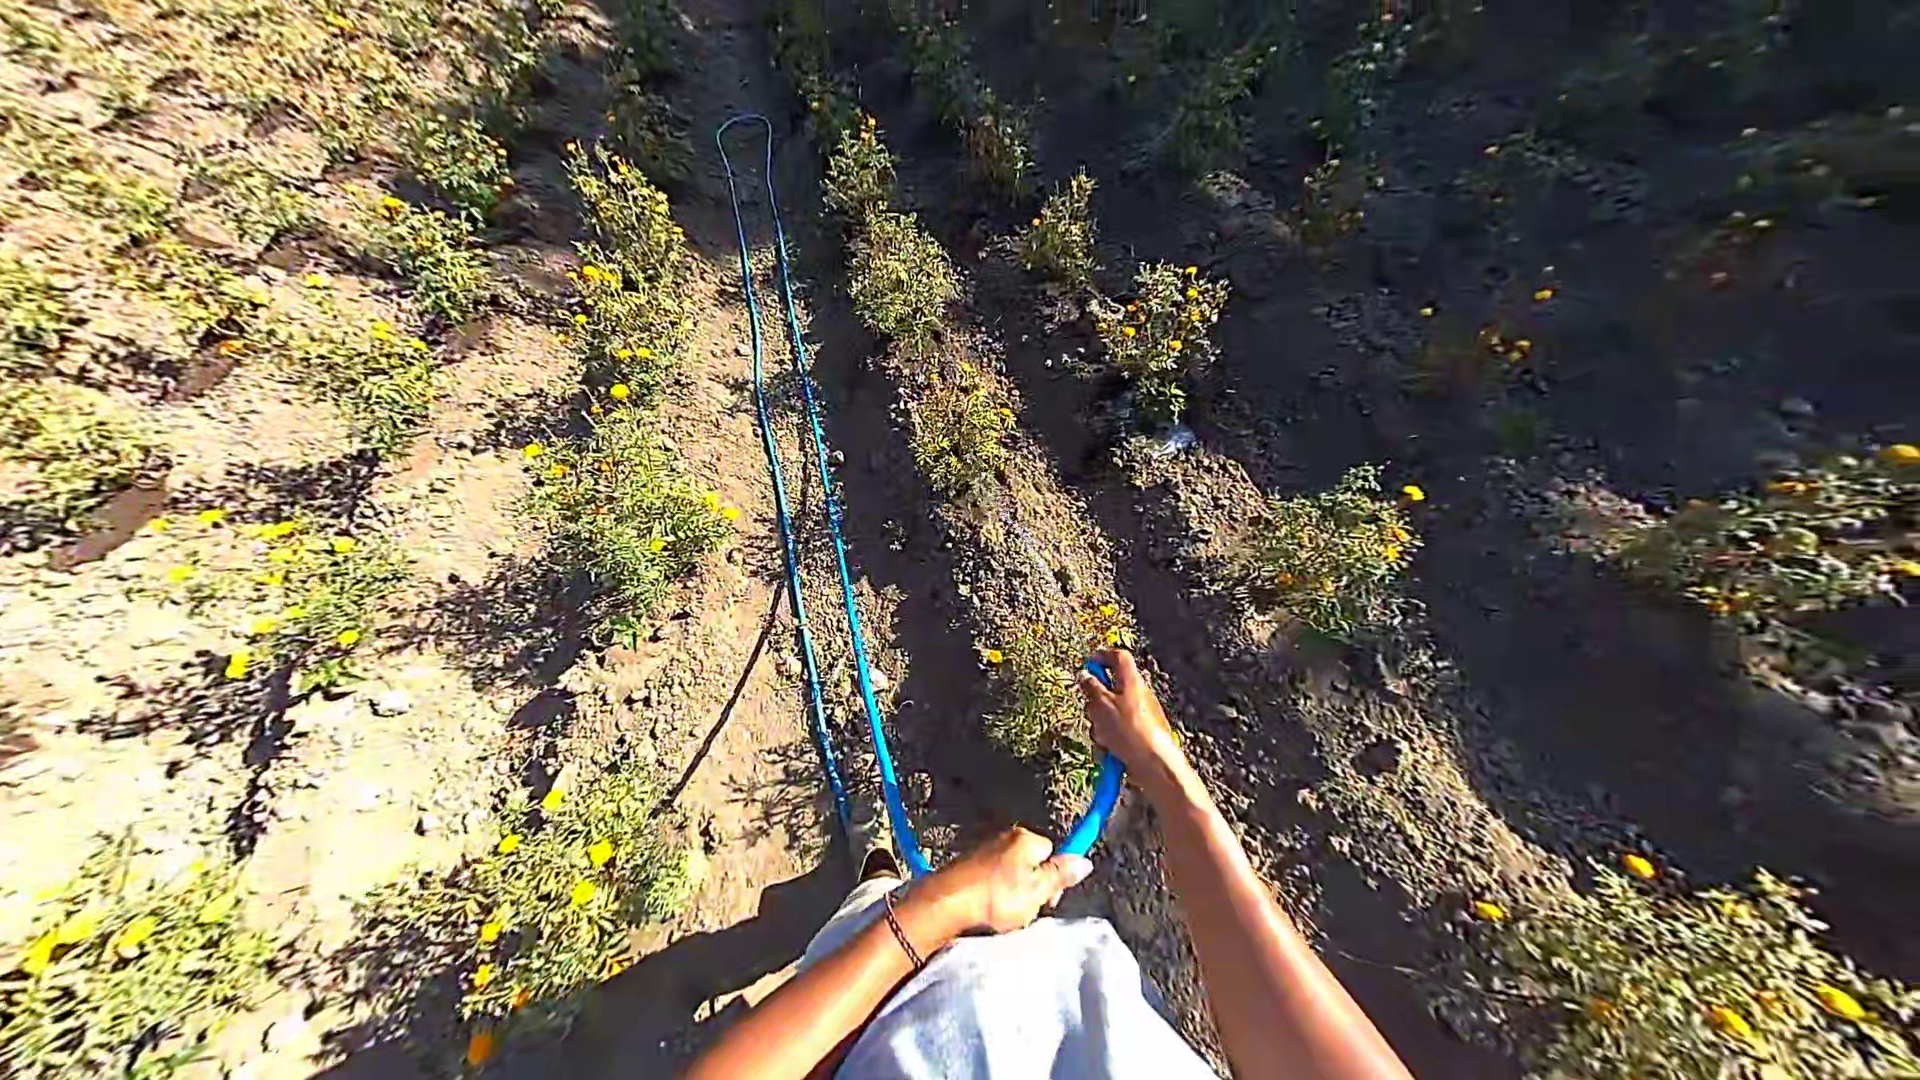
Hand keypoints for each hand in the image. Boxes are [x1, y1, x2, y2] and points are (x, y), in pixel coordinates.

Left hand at [917, 826, 1091, 937]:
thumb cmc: (996, 898)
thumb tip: (1084, 861)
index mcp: (1025, 838)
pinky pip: (993, 879)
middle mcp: (1006, 836)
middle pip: (1032, 862)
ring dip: (1012, 893)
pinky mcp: (970, 863)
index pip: (1052, 852)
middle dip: (1032, 887)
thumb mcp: (1037, 891)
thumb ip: (1061, 875)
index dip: (1052, 878)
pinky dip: (993, 894)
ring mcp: (986, 848)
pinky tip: (987, 910)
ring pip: (1012, 873)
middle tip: (1024, 910)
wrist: (947, 902)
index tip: (1045, 900)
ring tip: (1003, 914)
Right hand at [1078, 647, 1188, 789]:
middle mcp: (1138, 694)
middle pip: (1111, 688)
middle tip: (1092, 711)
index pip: (1118, 657)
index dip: (1103, 656)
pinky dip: (1110, 739)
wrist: (1154, 764)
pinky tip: (1110, 751)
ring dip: (1101, 724)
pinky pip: (1118, 731)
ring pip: (1111, 712)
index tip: (1089, 664)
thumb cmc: (1128, 729)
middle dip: (1096, 701)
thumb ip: (1090, 687)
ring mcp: (1141, 715)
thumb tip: (1084, 675)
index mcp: (1131, 680)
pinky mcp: (1140, 734)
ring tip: (1103, 737)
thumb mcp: (1101, 704)